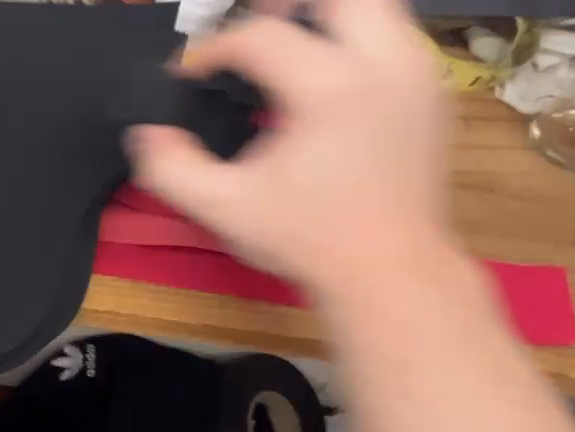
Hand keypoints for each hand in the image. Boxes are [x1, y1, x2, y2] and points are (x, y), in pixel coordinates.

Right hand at [125, 0, 456, 295]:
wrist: (385, 264)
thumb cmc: (301, 236)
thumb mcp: (221, 208)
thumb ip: (173, 168)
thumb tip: (144, 133)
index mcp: (331, 88)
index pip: (263, 36)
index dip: (213, 48)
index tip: (185, 74)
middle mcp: (385, 62)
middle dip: (282, 6)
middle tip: (244, 34)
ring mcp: (418, 71)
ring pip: (375, 8)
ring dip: (322, 19)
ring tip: (280, 51)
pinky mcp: (430, 89)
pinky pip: (391, 38)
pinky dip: (350, 42)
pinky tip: (318, 83)